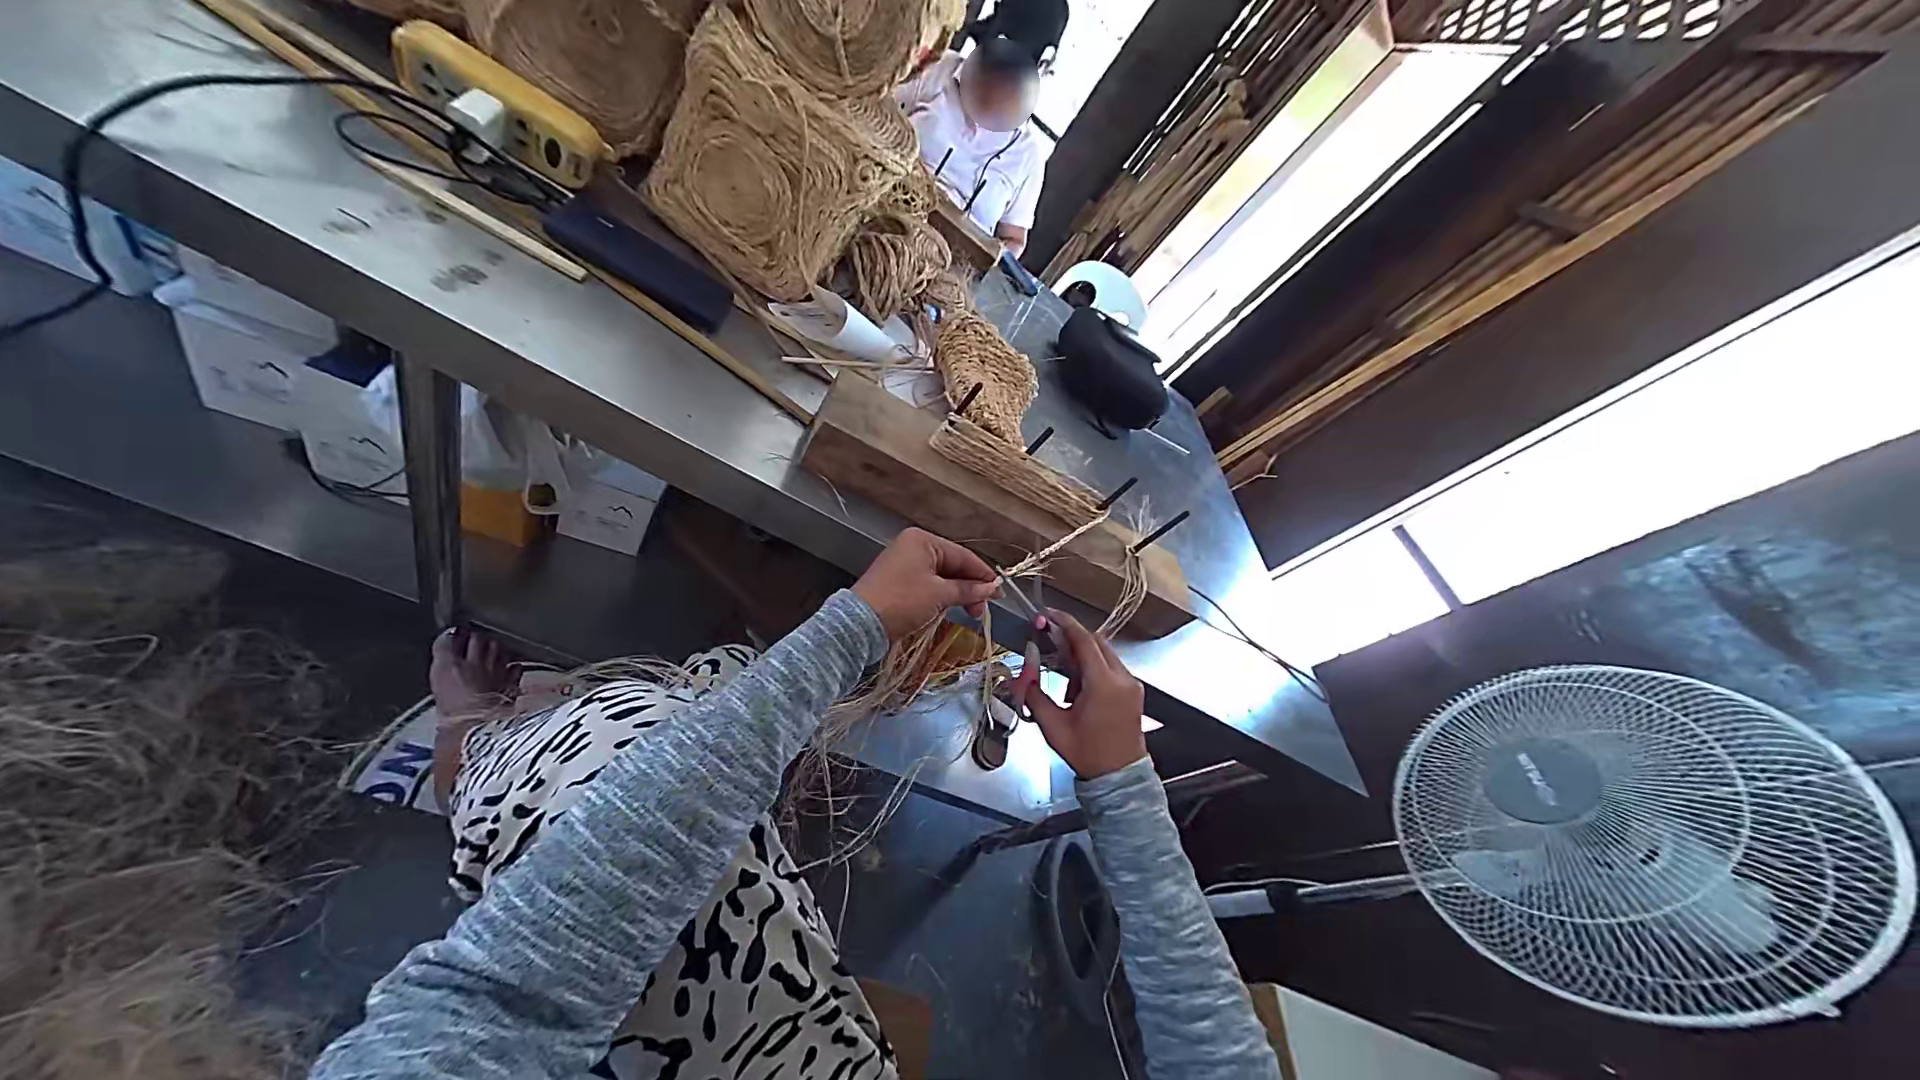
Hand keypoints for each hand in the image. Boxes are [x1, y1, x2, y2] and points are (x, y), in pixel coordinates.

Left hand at [853, 527, 1000, 640]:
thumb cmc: (902, 601)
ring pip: (942, 577)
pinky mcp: (899, 582)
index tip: (999, 593)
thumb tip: (992, 588)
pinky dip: (942, 596)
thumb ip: (968, 590)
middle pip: (953, 565)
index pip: (963, 556)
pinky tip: (950, 608)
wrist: (860, 624)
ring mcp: (904, 564)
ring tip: (969, 612)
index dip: (983, 575)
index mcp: (923, 541)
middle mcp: (913, 547)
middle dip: (970, 588)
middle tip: (980, 610)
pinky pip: (929, 585)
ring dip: (957, 594)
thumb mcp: (939, 594)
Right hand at [1022, 610, 1146, 779]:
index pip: (1084, 640)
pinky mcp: (1133, 692)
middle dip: (1071, 638)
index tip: (1049, 615)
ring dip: (1081, 656)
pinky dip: (1092, 668)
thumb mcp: (1054, 726)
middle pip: (1095, 642)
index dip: (1064, 623)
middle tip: (1049, 640)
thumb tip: (1022, 677)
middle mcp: (1122, 680)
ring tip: (1064, 678)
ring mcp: (1131, 685)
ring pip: (1104, 654)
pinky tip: (1077, 688)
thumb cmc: (1090, 755)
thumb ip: (1035, 696)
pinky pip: (1111, 668)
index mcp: (1104, 685)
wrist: (1119, 778)